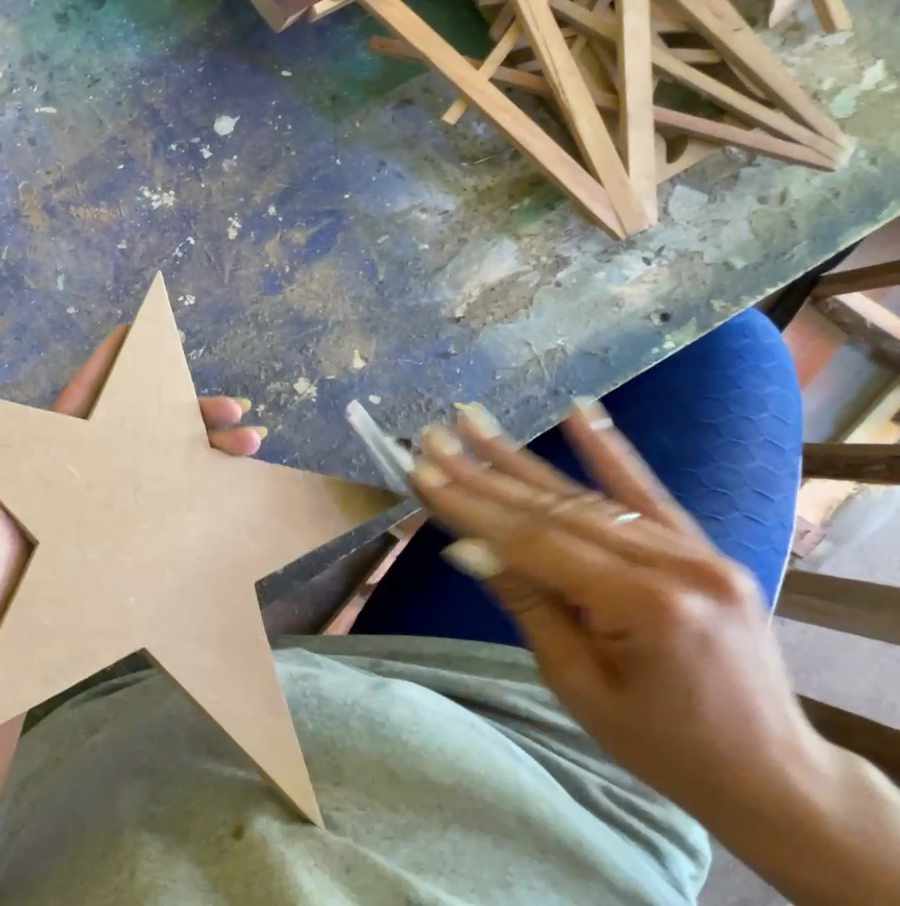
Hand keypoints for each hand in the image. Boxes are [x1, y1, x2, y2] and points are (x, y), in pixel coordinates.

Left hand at [0, 324, 264, 639]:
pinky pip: (171, 510)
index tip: (150, 332)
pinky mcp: (126, 541)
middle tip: (234, 410)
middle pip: (145, 427)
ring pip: (167, 465)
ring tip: (251, 443)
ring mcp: (109, 507)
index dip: (116, 362)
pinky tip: (241, 493)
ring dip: (208, 450)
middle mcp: (84, 473)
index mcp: (49, 453)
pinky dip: (206, 496)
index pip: (86, 395)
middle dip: (190, 411)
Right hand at [407, 402, 831, 818]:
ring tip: (470, 421)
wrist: (765, 772)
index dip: (470, 506)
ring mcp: (699, 553)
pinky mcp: (706, 551)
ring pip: (589, 498)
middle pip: (556, 509)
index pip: (535, 541)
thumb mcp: (575, 680)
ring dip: (521, 460)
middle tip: (430, 436)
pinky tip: (579, 413)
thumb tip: (464, 545)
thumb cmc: (658, 742)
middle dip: (483, 472)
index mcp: (648, 605)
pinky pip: (650, 496)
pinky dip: (611, 453)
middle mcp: (679, 566)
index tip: (418, 471)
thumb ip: (527, 603)